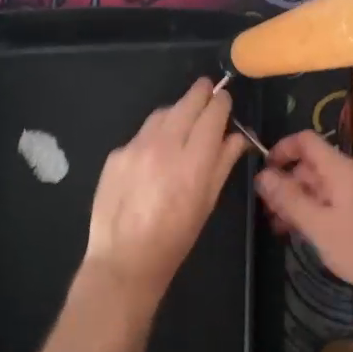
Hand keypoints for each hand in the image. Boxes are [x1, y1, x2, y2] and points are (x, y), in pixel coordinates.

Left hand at [84, 77, 248, 295]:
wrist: (123, 261)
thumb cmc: (174, 239)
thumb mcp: (207, 203)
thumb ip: (222, 163)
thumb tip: (236, 137)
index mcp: (193, 162)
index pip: (213, 114)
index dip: (222, 102)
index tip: (225, 99)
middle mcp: (165, 146)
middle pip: (187, 103)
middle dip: (201, 94)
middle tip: (208, 90)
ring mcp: (136, 147)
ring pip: (162, 113)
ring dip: (176, 111)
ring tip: (183, 119)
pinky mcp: (116, 154)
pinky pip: (140, 134)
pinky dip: (153, 135)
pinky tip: (155, 153)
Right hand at [254, 131, 352, 298]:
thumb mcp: (317, 225)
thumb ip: (288, 198)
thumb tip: (262, 175)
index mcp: (340, 169)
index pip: (306, 141)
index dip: (281, 149)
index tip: (262, 172)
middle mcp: (350, 174)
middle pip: (310, 166)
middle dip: (285, 183)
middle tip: (265, 209)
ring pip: (319, 187)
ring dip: (296, 201)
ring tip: (277, 226)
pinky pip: (331, 202)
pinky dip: (312, 212)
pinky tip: (300, 234)